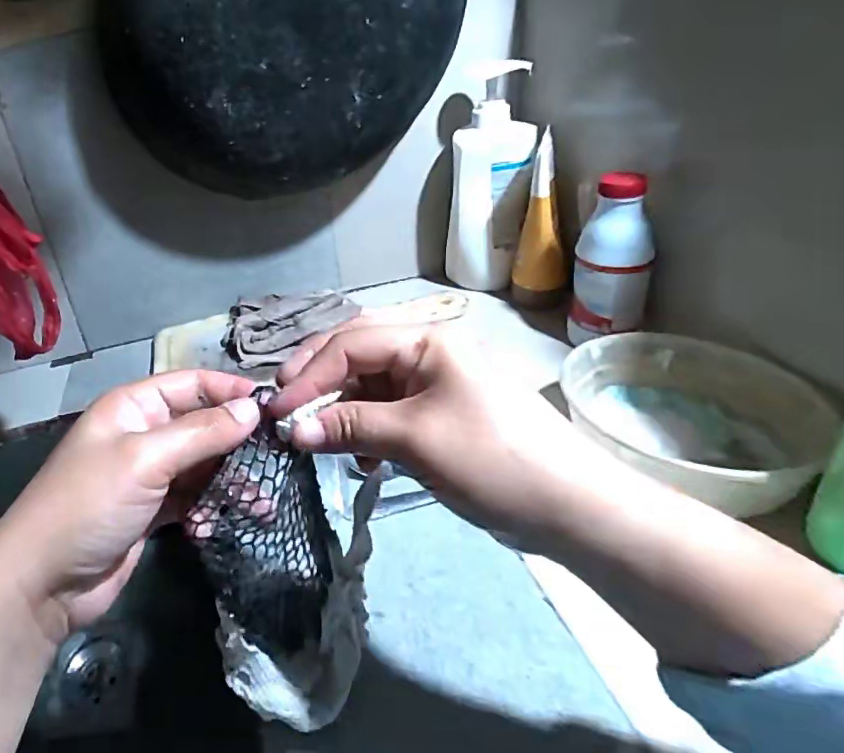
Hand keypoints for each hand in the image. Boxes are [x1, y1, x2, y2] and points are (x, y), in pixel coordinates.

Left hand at [0, 370, 260, 641]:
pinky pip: (194, 497)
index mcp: (134, 406)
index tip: (271, 406)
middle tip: (275, 454)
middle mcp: (144, 433)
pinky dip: (211, 507)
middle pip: (203, 424)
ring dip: (230, 480)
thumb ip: (203, 431)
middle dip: (237, 440)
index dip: (231, 391)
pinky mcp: (153, 509)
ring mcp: (148, 473)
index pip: (193, 383)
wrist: (40, 587)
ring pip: (203, 464)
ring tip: (259, 500)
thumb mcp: (147, 460)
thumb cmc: (90, 504)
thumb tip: (253, 408)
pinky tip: (222, 523)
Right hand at [269, 324, 617, 544]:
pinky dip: (367, 429)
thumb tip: (291, 429)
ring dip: (343, 409)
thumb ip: (351, 427)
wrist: (568, 504)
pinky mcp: (440, 412)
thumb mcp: (416, 439)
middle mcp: (429, 350)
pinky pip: (390, 409)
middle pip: (359, 353)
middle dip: (320, 381)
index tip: (275, 411)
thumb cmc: (491, 458)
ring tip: (321, 441)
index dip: (309, 374)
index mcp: (428, 339)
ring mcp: (436, 381)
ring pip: (371, 383)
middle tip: (284, 412)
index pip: (351, 342)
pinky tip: (362, 458)